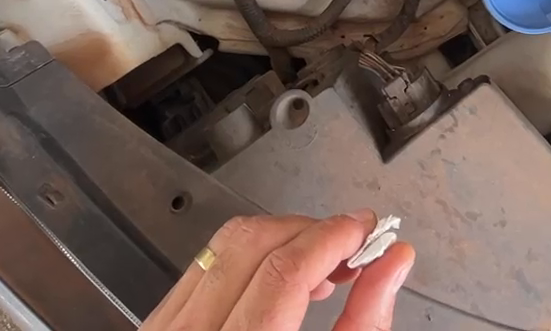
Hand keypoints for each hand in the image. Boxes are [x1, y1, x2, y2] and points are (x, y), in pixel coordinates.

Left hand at [141, 212, 414, 330]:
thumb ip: (364, 326)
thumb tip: (393, 262)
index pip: (283, 275)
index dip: (332, 238)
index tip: (366, 230)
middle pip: (251, 245)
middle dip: (311, 231)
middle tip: (352, 245)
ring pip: (225, 247)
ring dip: (283, 240)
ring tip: (323, 265)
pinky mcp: (157, 330)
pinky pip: (205, 267)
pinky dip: (251, 259)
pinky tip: (281, 281)